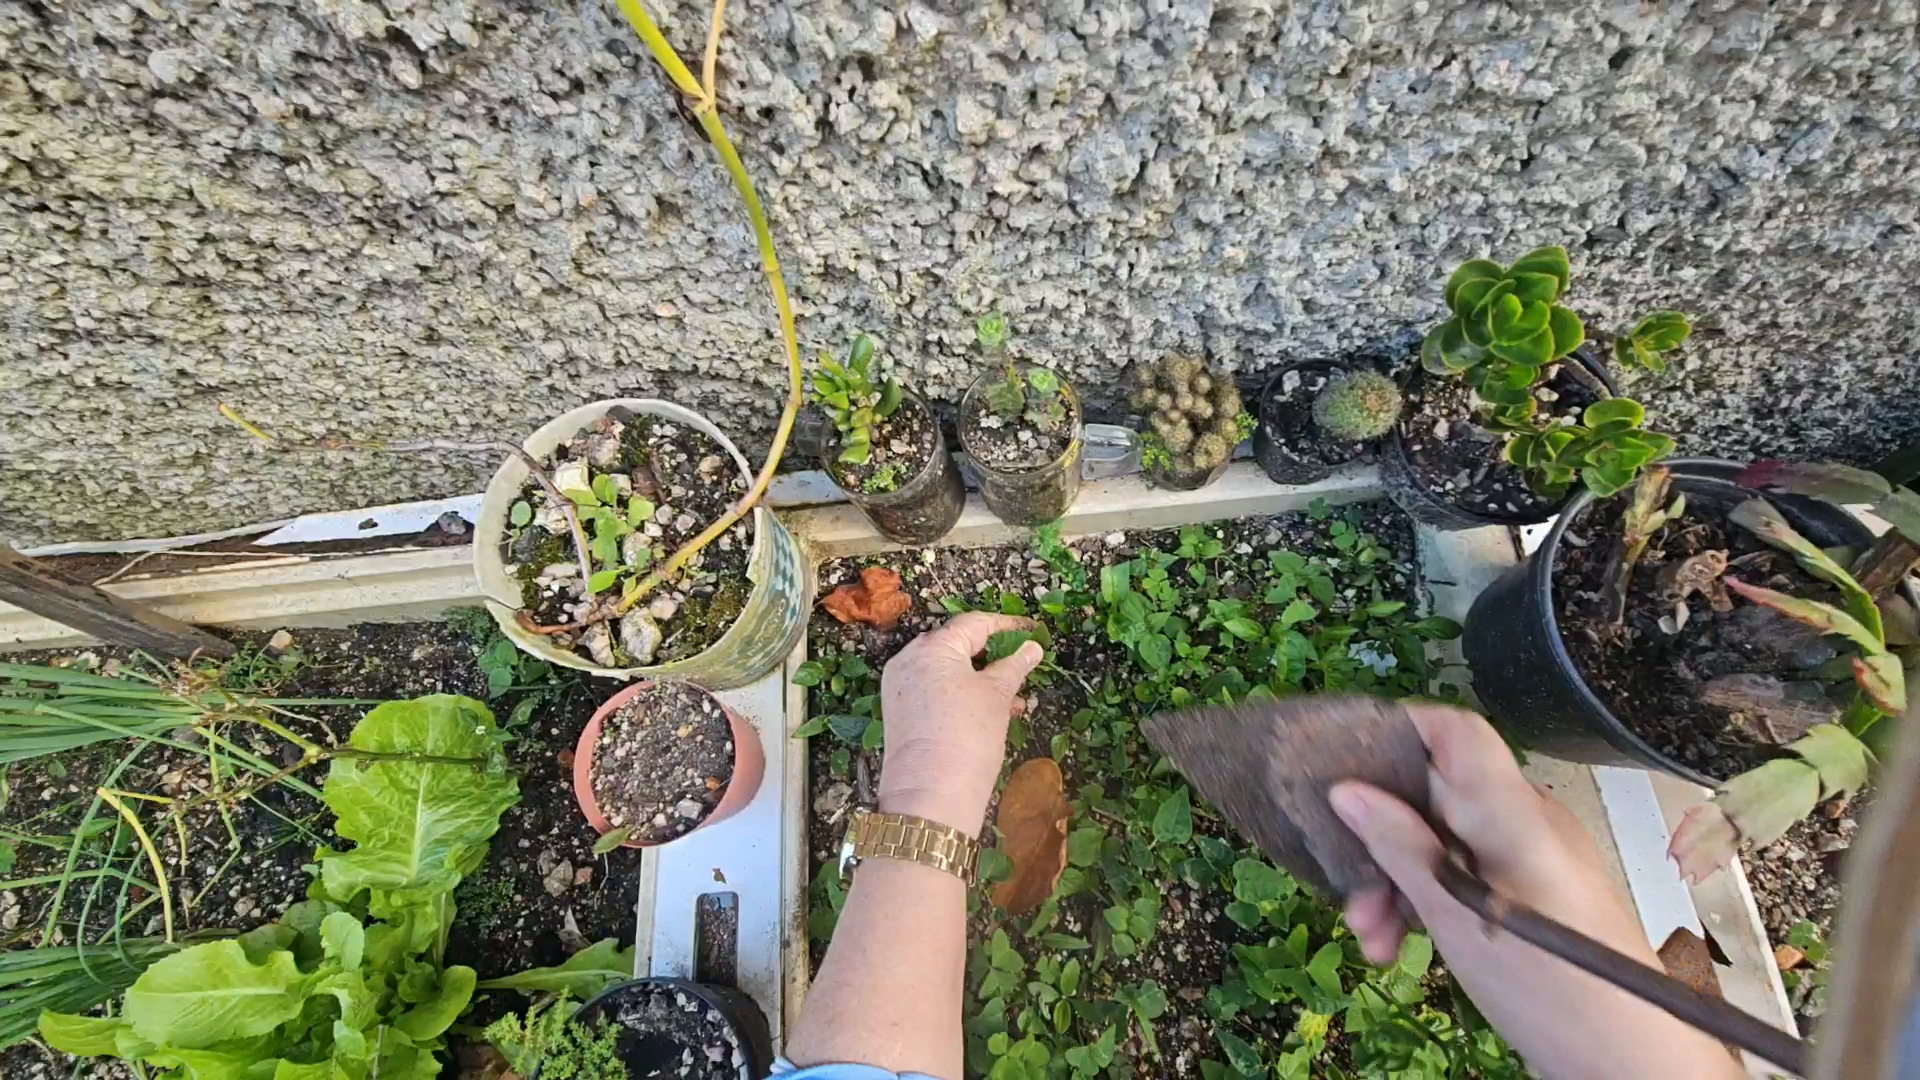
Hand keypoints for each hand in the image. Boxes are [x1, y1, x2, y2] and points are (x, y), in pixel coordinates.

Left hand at [876, 612, 1043, 832]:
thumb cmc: (968, 736)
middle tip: (1023, 666)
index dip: (1008, 626)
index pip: (975, 623)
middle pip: (958, 645)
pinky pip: (934, 690)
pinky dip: (961, 694)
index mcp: (932, 647)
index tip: (1033, 630)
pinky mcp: (899, 710)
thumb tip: (1032, 647)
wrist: (930, 796)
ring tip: (1014, 699)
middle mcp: (909, 658)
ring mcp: (900, 685)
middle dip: (993, 655)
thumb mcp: (997, 695)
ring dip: (980, 679)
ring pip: (947, 671)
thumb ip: (1014, 665)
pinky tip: (988, 712)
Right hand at [1329, 705, 1745, 1079]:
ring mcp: (1525, 859)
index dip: (1400, 726)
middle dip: (1379, 831)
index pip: (1457, 731)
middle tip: (1343, 874)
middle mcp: (1520, 822)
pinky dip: (1425, 898)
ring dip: (1394, 877)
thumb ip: (1401, 846)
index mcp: (1511, 812)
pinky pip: (1461, 872)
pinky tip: (1395, 941)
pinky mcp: (1528, 894)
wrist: (1641, 1075)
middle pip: (1433, 793)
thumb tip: (1344, 790)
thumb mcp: (1457, 915)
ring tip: (1367, 930)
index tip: (1346, 756)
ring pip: (1438, 839)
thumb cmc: (1552, 987)